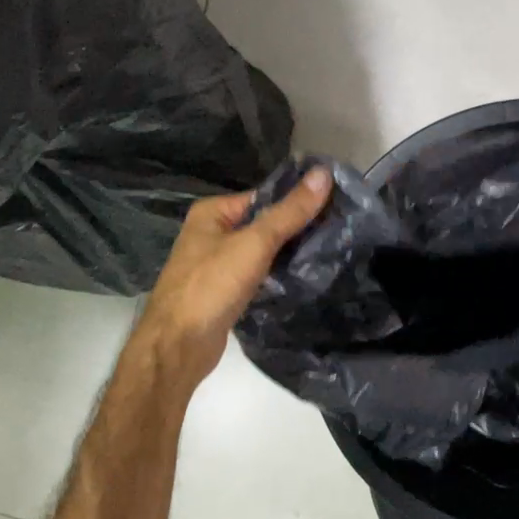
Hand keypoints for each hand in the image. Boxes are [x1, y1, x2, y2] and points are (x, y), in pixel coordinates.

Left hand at [130, 167, 332, 388]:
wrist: (180, 344)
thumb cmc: (212, 286)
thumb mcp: (254, 243)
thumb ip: (289, 212)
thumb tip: (323, 174)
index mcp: (213, 213)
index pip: (264, 198)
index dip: (298, 202)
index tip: (336, 208)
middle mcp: (212, 234)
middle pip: (264, 225)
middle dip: (297, 231)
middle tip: (338, 233)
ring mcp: (217, 265)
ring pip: (262, 253)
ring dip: (289, 256)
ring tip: (328, 255)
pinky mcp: (225, 292)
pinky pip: (258, 276)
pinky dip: (277, 278)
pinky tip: (303, 281)